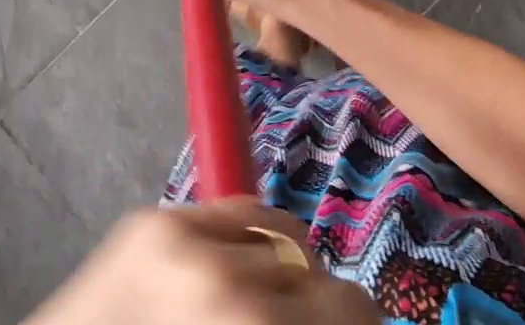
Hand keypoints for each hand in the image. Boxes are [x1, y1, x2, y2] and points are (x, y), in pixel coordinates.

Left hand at [26, 199, 377, 324]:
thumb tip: (347, 313)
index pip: (349, 311)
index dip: (366, 322)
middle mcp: (222, 281)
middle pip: (320, 276)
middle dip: (326, 304)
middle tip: (316, 317)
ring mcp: (185, 241)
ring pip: (286, 237)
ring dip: (291, 268)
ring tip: (278, 292)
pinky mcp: (158, 218)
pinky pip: (242, 211)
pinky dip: (256, 236)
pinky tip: (247, 264)